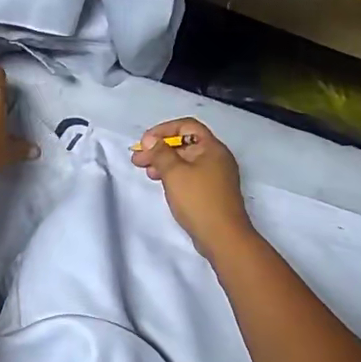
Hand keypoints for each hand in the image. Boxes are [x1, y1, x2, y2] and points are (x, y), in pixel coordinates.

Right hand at [131, 118, 253, 256]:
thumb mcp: (174, 173)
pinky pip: (190, 175)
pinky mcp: (212, 192)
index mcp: (211, 147)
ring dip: (165, 163)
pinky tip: (162, 184)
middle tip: (138, 160)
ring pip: (187, 161)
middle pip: (185, 143)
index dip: (163, 130)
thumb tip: (150, 141)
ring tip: (147, 172)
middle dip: (160, 149)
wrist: (222, 235)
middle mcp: (217, 157)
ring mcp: (216, 176)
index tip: (144, 143)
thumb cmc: (198, 200)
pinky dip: (174, 176)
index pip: (186, 126)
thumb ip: (160, 153)